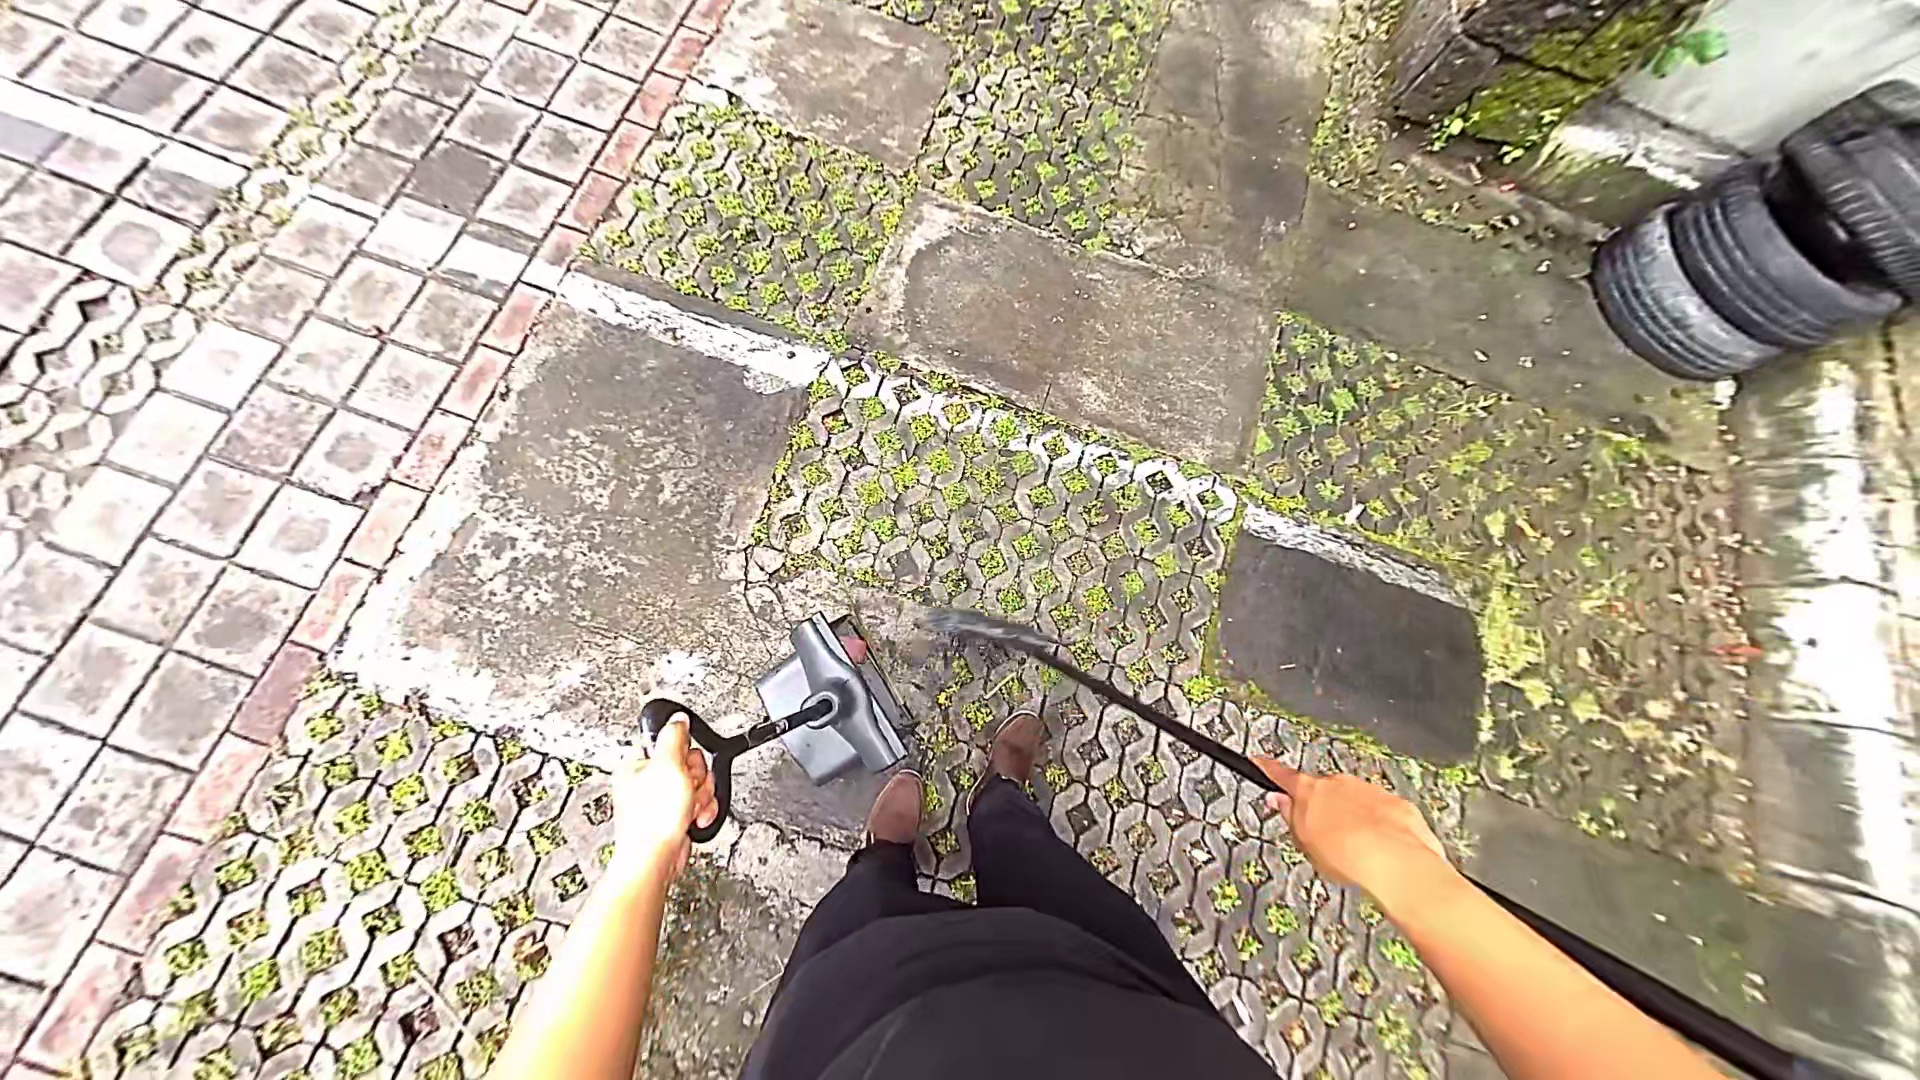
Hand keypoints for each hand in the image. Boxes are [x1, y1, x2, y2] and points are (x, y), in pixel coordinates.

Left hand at [612, 716, 717, 880]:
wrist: (654, 860)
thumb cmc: (652, 819)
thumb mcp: (668, 765)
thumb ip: (674, 736)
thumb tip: (677, 717)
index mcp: (638, 766)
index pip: (673, 743)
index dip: (686, 754)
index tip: (685, 765)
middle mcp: (647, 782)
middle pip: (690, 764)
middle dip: (697, 778)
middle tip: (687, 788)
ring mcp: (661, 801)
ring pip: (697, 784)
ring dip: (701, 796)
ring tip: (689, 808)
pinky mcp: (674, 817)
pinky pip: (699, 803)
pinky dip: (702, 810)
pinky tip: (693, 818)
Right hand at [1253, 757, 1449, 898]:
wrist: (1398, 865)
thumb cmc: (1348, 856)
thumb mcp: (1304, 842)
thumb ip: (1289, 816)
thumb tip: (1280, 801)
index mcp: (1308, 790)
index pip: (1281, 774)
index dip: (1267, 768)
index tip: (1260, 761)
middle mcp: (1338, 783)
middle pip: (1323, 790)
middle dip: (1323, 807)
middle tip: (1325, 836)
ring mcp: (1369, 791)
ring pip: (1355, 800)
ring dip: (1354, 818)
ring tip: (1358, 851)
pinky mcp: (1397, 804)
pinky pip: (1383, 811)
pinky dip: (1382, 826)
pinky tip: (1383, 849)